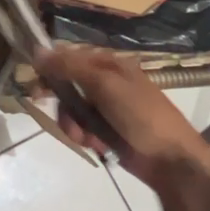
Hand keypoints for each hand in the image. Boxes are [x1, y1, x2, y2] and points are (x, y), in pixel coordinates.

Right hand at [39, 42, 209, 188]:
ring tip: (85, 137)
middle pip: (66, 86)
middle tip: (64, 118)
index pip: (69, 57)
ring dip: (73, 124)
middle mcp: (105, 82)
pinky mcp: (106, 130)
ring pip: (71, 109)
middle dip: (63, 104)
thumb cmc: (141, 115)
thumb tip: (37, 50)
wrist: (171, 160)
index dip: (51, 69)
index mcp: (109, 64)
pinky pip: (81, 127)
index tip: (38, 86)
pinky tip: (95, 145)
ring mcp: (106, 108)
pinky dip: (83, 136)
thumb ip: (70, 67)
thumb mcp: (105, 85)